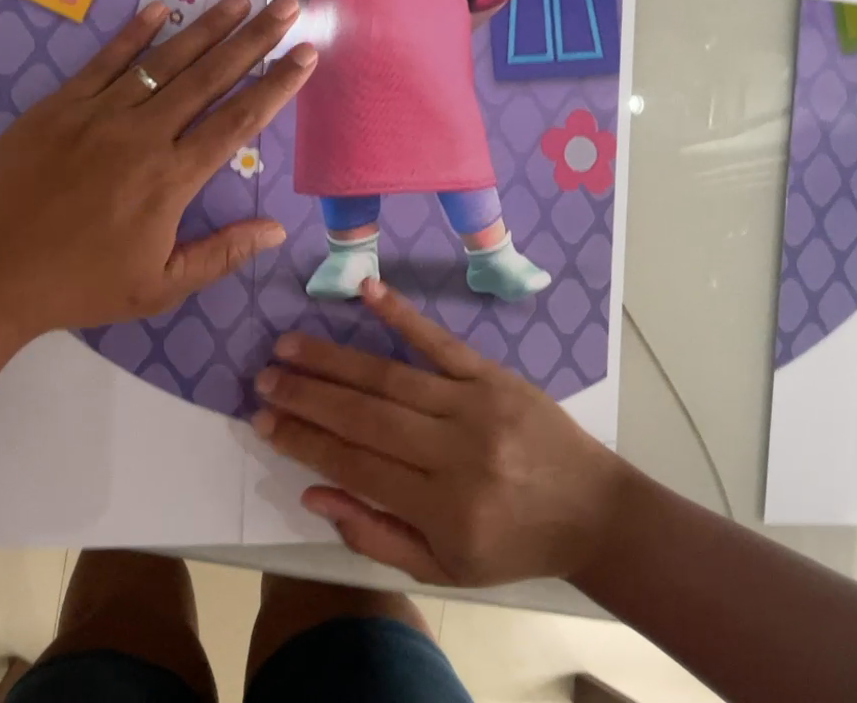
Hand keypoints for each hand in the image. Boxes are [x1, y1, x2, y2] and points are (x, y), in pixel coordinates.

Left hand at [0, 0, 315, 341]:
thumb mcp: (158, 287)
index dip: (275, 86)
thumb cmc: (78, 285)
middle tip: (284, 6)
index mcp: (171, 179)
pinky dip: (133, 34)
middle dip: (253, 40)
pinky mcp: (57, 107)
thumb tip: (276, 228)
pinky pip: (103, 62)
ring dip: (204, 29)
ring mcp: (97, 114)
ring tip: (238, 2)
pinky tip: (159, 9)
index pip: (237, 122)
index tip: (306, 55)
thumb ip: (220, 254)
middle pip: (209, 78)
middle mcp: (142, 135)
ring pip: (162, 62)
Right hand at [251, 279, 632, 586]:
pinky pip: (441, 342)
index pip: (354, 464)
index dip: (302, 440)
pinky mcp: (495, 376)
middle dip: (305, 395)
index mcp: (442, 508)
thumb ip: (373, 534)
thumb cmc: (511, 545)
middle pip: (364, 416)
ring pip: (389, 377)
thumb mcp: (443, 566)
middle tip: (261, 379)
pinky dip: (401, 314)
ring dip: (333, 358)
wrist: (595, 514)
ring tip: (288, 345)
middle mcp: (455, 453)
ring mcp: (476, 407)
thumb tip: (311, 490)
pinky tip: (366, 291)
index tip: (262, 421)